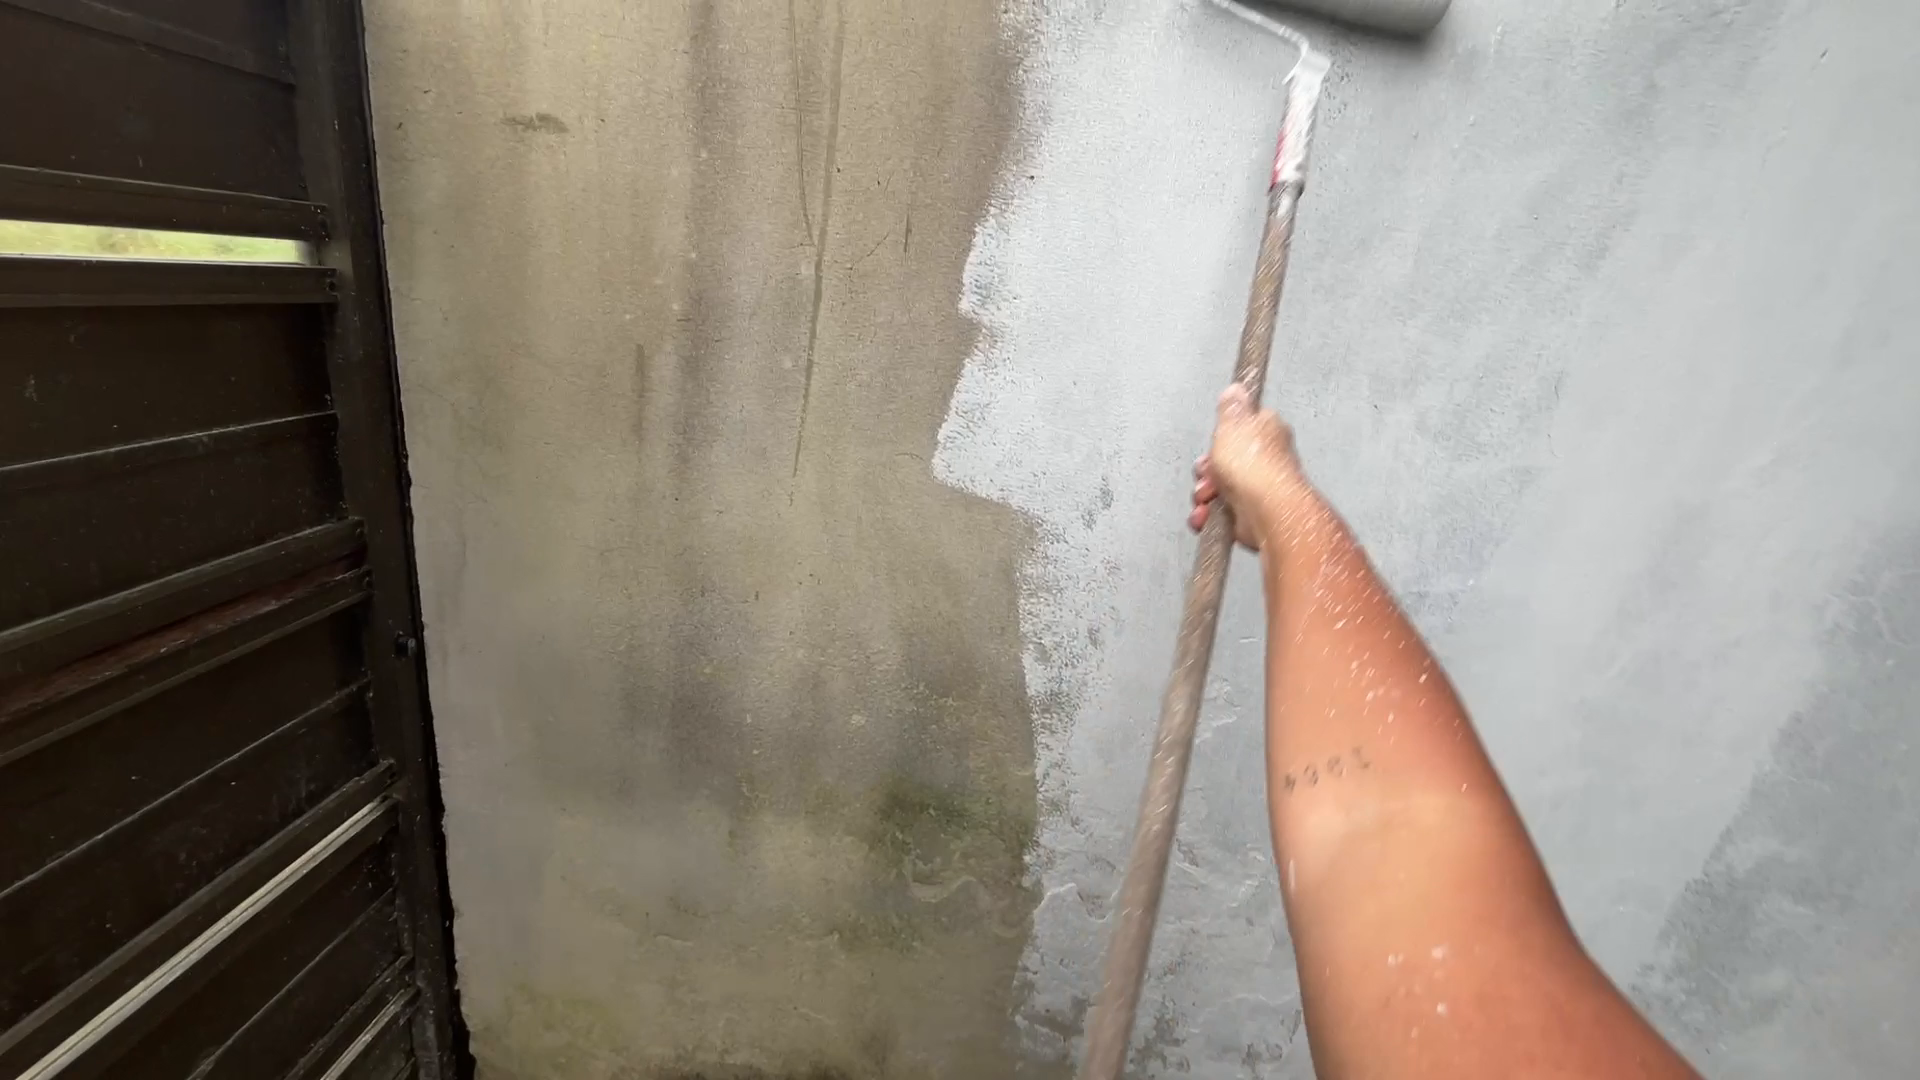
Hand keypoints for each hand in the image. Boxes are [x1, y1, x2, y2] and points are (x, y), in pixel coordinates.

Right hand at [1189, 384, 1313, 551]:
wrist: (1264, 508)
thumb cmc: (1255, 466)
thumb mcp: (1234, 423)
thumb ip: (1232, 407)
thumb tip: (1235, 390)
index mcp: (1268, 430)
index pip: (1242, 426)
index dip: (1220, 434)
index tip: (1213, 441)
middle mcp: (1267, 459)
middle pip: (1224, 460)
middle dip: (1207, 469)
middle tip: (1207, 470)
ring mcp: (1258, 488)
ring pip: (1218, 488)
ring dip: (1204, 493)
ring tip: (1207, 495)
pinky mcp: (1249, 514)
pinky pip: (1219, 512)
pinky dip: (1208, 514)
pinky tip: (1207, 513)